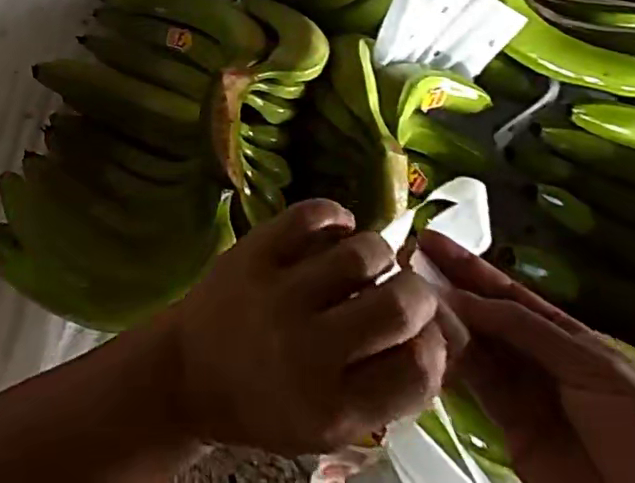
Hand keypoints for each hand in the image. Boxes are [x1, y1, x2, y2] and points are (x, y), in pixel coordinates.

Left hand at [152, 200, 459, 454]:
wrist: (188, 372)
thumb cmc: (269, 401)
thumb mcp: (332, 421)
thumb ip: (391, 385)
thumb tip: (447, 327)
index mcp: (333, 407)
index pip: (420, 366)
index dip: (437, 342)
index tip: (426, 330)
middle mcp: (308, 349)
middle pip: (401, 303)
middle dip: (418, 292)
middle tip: (405, 289)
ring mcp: (278, 292)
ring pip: (363, 251)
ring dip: (379, 253)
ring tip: (367, 264)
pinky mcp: (255, 249)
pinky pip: (314, 214)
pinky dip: (337, 217)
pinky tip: (338, 232)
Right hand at [417, 232, 634, 482]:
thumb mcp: (599, 370)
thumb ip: (531, 332)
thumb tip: (467, 298)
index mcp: (571, 337)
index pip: (511, 294)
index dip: (470, 267)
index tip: (429, 240)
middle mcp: (542, 360)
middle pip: (487, 318)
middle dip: (448, 288)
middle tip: (404, 261)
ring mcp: (527, 398)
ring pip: (476, 350)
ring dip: (444, 323)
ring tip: (406, 297)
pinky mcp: (513, 436)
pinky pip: (476, 391)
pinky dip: (450, 365)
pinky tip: (425, 343)